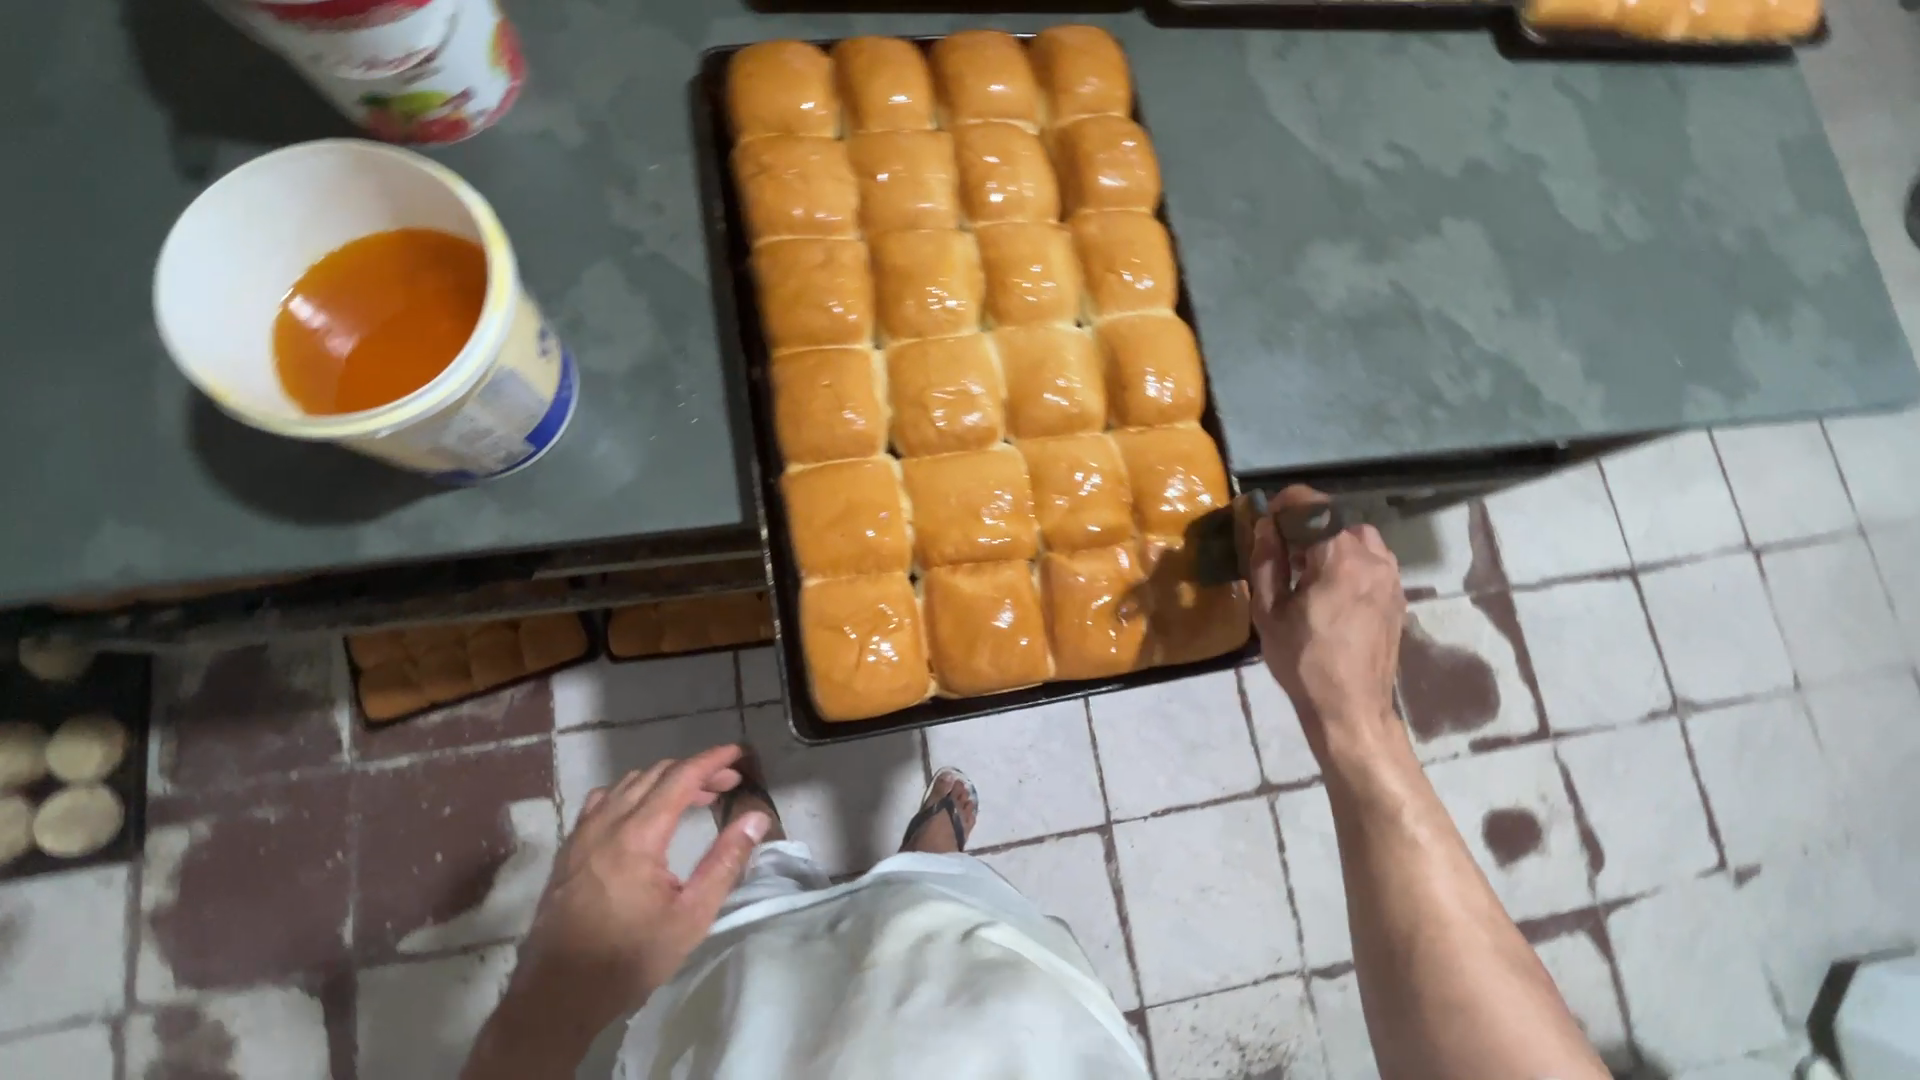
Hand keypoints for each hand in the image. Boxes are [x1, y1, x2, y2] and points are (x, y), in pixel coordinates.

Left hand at [501, 746, 770, 1040]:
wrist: (558, 995)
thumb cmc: (631, 958)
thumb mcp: (692, 916)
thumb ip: (726, 861)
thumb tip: (756, 818)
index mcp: (639, 835)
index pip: (681, 777)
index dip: (713, 760)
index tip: (740, 753)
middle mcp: (608, 823)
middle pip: (656, 774)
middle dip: (695, 770)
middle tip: (726, 784)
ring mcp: (583, 834)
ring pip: (628, 783)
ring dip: (665, 780)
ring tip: (693, 798)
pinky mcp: (569, 849)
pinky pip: (603, 801)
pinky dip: (632, 793)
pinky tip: (643, 814)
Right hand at [1248, 486, 1408, 767]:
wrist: (1350, 706)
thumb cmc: (1303, 660)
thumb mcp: (1269, 611)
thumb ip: (1266, 561)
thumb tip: (1266, 527)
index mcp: (1339, 559)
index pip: (1313, 506)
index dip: (1286, 504)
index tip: (1266, 518)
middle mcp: (1373, 559)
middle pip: (1337, 520)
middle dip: (1307, 526)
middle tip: (1282, 551)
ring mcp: (1392, 577)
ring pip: (1358, 538)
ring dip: (1330, 543)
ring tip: (1306, 570)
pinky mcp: (1398, 595)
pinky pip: (1372, 561)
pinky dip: (1349, 561)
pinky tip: (1329, 589)